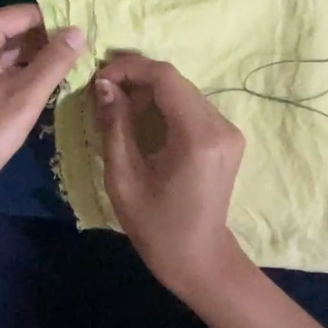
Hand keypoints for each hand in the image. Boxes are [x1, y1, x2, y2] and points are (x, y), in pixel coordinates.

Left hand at [0, 5, 84, 196]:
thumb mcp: (26, 96)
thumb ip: (55, 60)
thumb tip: (80, 31)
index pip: (21, 14)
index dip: (55, 21)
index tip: (87, 32)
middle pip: (14, 29)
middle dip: (47, 40)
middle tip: (85, 51)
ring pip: (9, 48)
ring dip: (38, 57)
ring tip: (74, 65)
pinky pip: (0, 64)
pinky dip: (24, 70)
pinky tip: (50, 81)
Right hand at [94, 52, 249, 295]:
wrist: (197, 258)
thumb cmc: (155, 225)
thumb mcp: (123, 177)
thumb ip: (115, 125)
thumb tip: (103, 85)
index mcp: (197, 136)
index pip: (165, 78)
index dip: (129, 69)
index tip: (99, 80)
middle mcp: (220, 126)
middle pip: (175, 81)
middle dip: (136, 79)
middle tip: (103, 94)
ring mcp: (228, 131)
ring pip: (183, 91)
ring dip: (148, 91)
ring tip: (118, 108)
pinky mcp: (227, 137)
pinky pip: (191, 106)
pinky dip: (163, 105)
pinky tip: (142, 121)